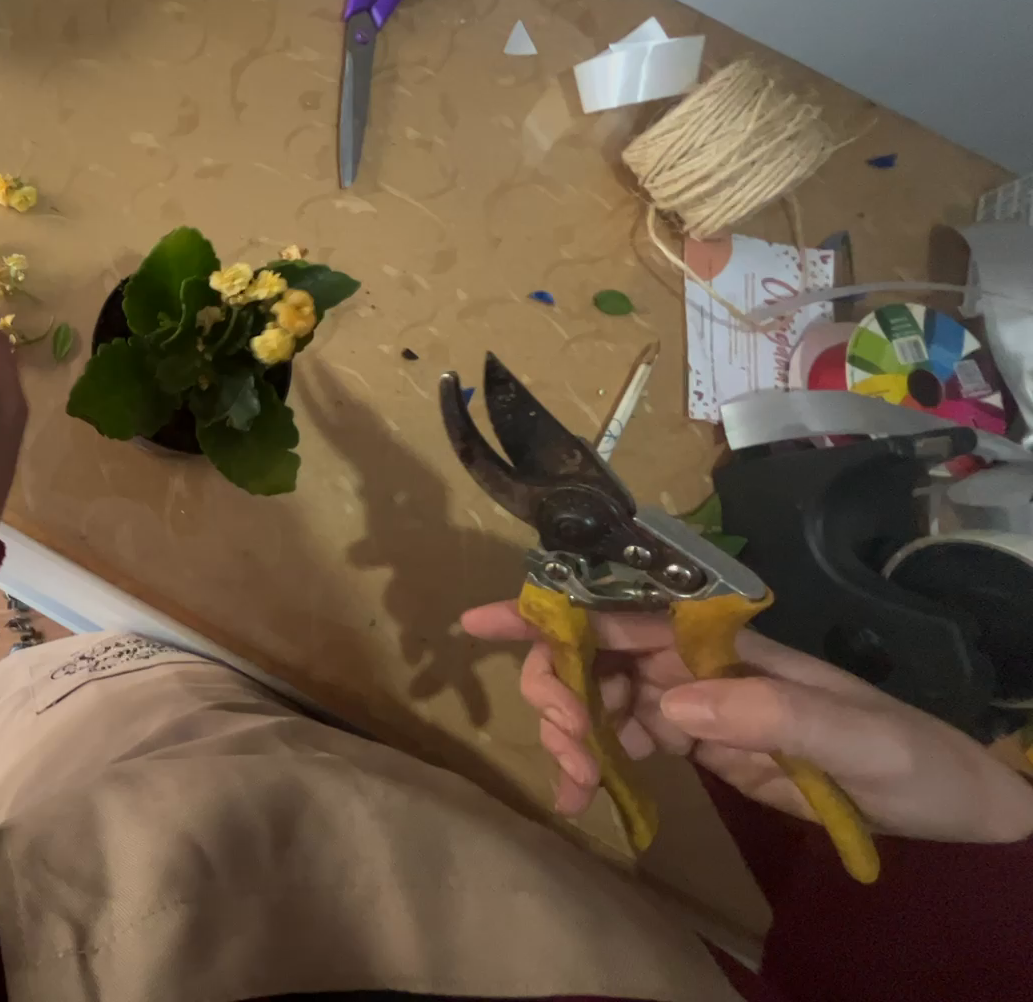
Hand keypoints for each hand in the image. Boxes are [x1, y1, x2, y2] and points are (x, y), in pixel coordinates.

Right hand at [461, 601, 1032, 844]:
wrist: (942, 807)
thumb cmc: (907, 758)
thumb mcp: (856, 737)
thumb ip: (771, 711)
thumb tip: (670, 705)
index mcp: (710, 643)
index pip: (611, 615)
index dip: (541, 614)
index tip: (479, 623)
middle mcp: (680, 661)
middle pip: (583, 656)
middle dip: (556, 691)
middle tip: (568, 740)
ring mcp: (676, 698)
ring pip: (588, 699)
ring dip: (568, 734)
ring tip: (579, 777)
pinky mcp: (678, 737)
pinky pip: (612, 741)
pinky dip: (588, 765)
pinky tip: (581, 794)